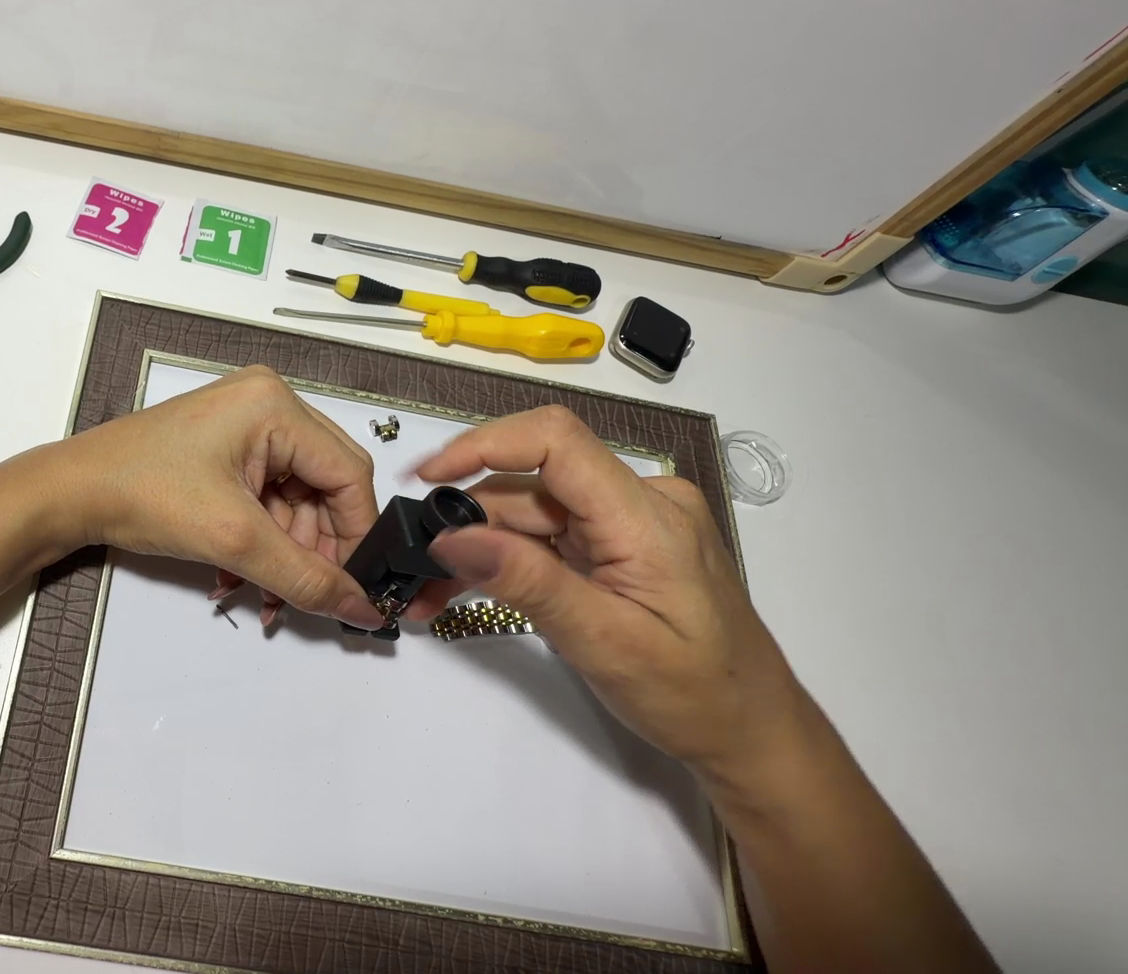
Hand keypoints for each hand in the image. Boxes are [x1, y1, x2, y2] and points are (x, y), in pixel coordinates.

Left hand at [55, 366, 382, 627]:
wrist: (72, 493)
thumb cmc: (140, 493)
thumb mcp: (233, 539)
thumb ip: (305, 577)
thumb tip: (361, 607)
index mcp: (275, 405)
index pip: (347, 473)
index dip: (356, 534)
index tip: (356, 585)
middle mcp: (267, 405)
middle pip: (323, 487)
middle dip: (314, 548)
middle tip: (305, 595)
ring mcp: (245, 425)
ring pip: (295, 500)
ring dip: (283, 552)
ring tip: (261, 595)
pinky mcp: (227, 448)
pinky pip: (266, 498)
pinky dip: (261, 540)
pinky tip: (239, 574)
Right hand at [408, 405, 811, 782]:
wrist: (752, 732)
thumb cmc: (693, 695)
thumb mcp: (602, 642)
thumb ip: (527, 582)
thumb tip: (450, 539)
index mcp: (647, 516)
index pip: (556, 441)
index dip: (483, 444)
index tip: (426, 478)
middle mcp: (639, 500)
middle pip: (530, 484)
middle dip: (469, 521)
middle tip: (422, 572)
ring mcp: (628, 520)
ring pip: (530, 510)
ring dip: (481, 544)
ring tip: (438, 592)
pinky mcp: (618, 540)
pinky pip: (547, 532)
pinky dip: (506, 556)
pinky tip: (474, 584)